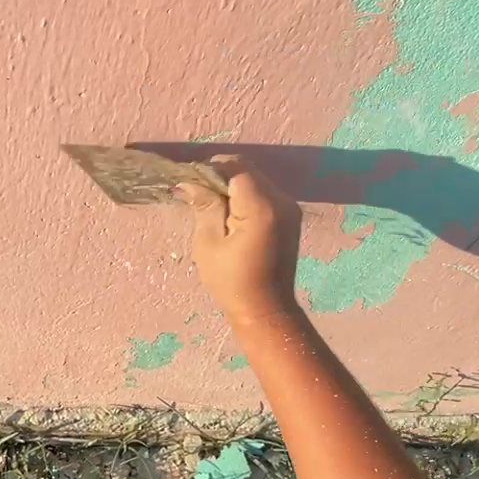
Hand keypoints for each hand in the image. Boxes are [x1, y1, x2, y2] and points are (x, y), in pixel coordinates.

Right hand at [176, 160, 302, 324]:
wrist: (265, 309)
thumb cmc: (231, 281)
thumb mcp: (209, 243)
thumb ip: (204, 206)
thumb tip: (189, 181)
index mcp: (261, 209)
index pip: (237, 169)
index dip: (212, 169)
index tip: (191, 180)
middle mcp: (281, 202)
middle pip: (249, 171)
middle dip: (222, 175)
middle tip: (197, 191)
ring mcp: (290, 208)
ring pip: (257, 180)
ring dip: (233, 185)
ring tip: (212, 203)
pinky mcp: (290, 216)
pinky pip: (265, 193)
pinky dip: (246, 195)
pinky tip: (230, 212)